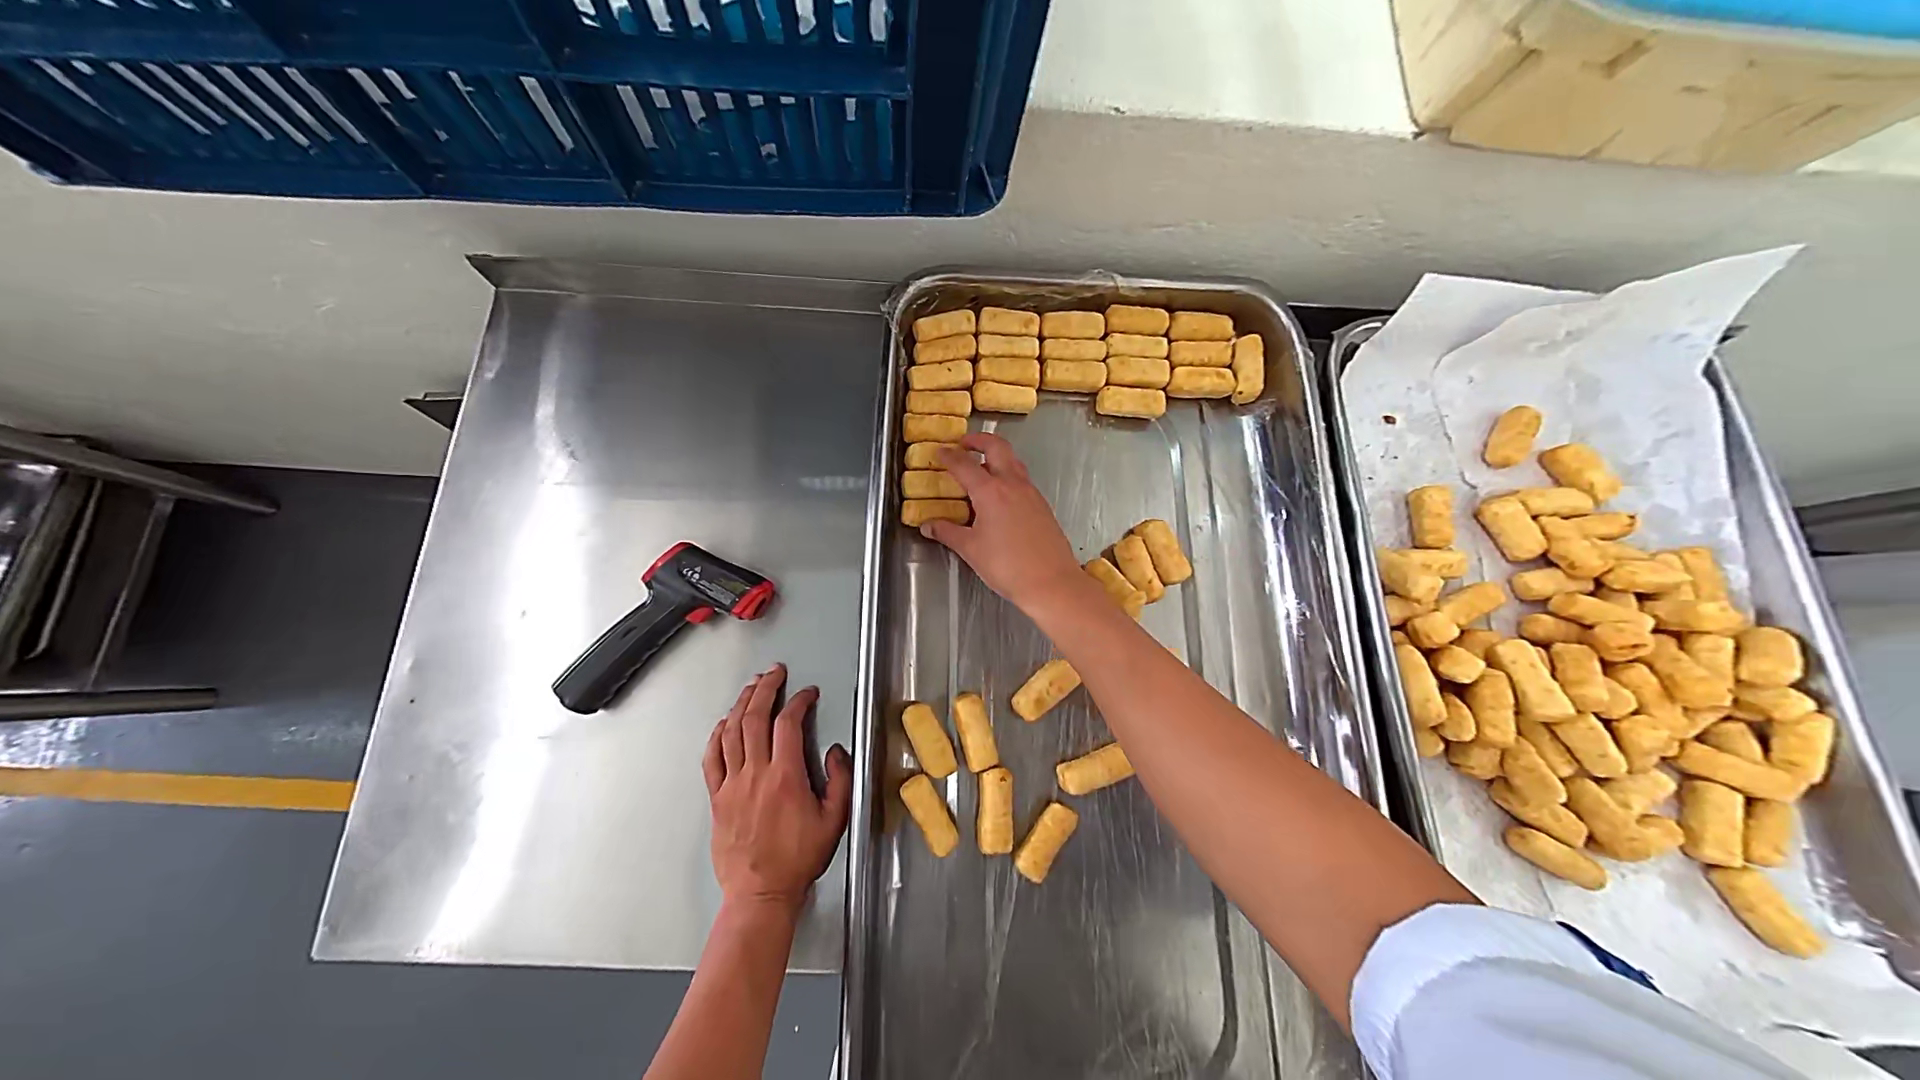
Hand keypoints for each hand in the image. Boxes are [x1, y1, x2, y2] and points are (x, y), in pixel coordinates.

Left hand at [703, 664, 851, 913]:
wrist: (760, 893)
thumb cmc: (798, 860)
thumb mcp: (834, 821)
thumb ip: (840, 781)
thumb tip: (835, 752)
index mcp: (786, 777)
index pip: (788, 724)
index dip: (798, 701)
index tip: (807, 694)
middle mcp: (755, 775)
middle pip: (755, 718)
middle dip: (766, 689)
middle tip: (775, 673)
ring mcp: (732, 785)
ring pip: (732, 732)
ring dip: (742, 704)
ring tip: (752, 686)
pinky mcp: (717, 798)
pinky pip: (712, 758)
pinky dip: (717, 735)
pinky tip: (724, 723)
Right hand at [921, 433, 1095, 615]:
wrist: (1051, 582)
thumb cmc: (1008, 566)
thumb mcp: (971, 549)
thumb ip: (947, 532)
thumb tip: (929, 526)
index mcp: (991, 492)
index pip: (965, 464)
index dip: (949, 456)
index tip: (940, 452)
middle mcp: (1013, 485)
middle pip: (997, 447)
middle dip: (979, 440)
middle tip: (965, 444)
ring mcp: (1031, 493)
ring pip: (1013, 461)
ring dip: (996, 456)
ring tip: (981, 467)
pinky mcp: (1042, 505)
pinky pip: (1022, 480)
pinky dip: (1008, 476)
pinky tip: (1000, 496)